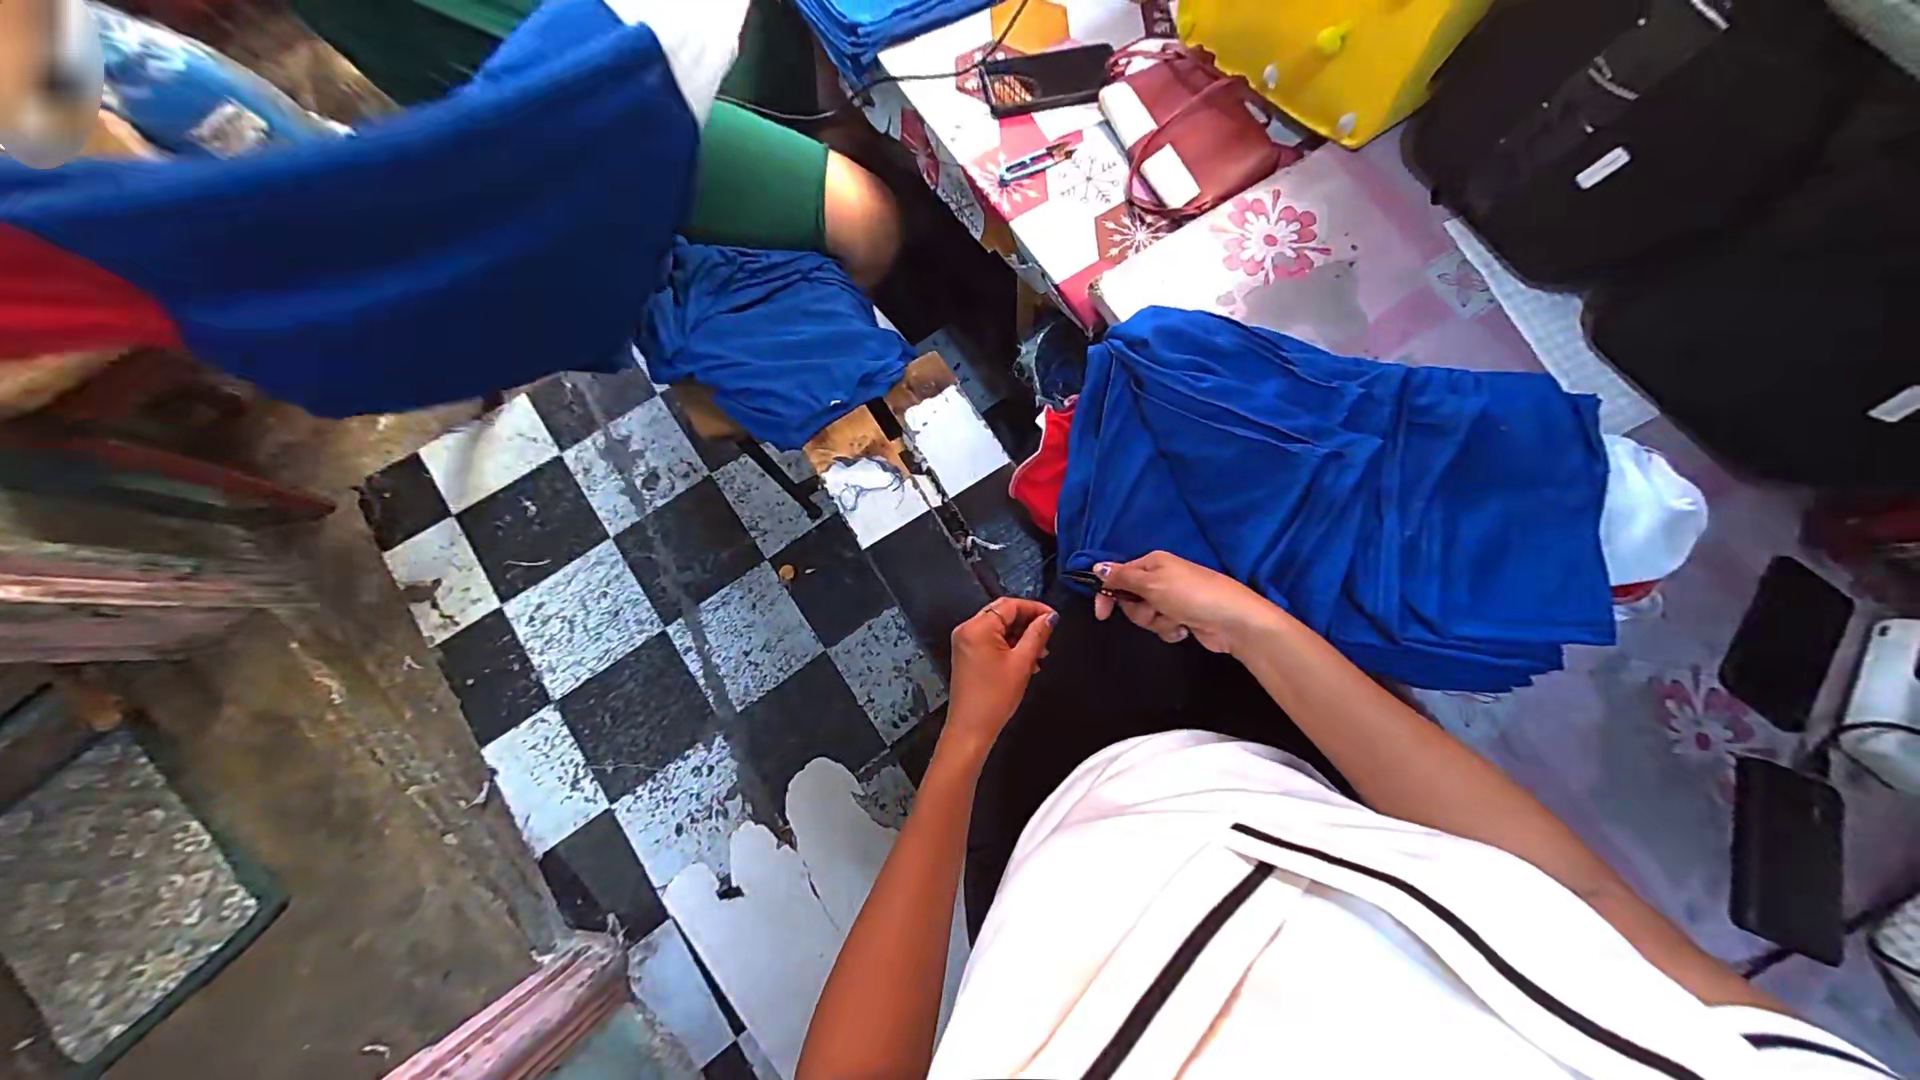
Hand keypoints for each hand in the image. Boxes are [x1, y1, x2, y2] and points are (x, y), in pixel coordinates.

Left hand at [942, 598, 1056, 760]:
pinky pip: (991, 640)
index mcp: (977, 627)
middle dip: (1028, 623)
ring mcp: (965, 642)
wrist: (971, 728)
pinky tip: (1026, 660)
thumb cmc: (994, 698)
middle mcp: (967, 629)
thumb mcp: (1022, 662)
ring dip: (1020, 636)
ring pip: (999, 628)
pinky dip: (1009, 645)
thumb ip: (1037, 635)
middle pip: (1003, 614)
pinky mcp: (967, 653)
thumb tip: (1049, 618)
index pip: (1010, 605)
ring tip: (1039, 653)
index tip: (1053, 617)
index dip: (1035, 608)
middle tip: (1048, 636)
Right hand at [1092, 551, 1279, 654]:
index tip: (1102, 614)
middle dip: (1139, 610)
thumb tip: (1096, 567)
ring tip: (1175, 619)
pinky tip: (1184, 629)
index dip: (1108, 594)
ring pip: (1146, 615)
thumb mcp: (1151, 582)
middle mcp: (1161, 578)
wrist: (1233, 620)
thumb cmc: (1191, 595)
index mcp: (1153, 562)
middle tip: (1155, 610)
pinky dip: (1170, 630)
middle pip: (1131, 598)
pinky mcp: (1183, 617)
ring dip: (1156, 622)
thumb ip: (1121, 577)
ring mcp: (1173, 599)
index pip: (1119, 575)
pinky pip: (1162, 626)